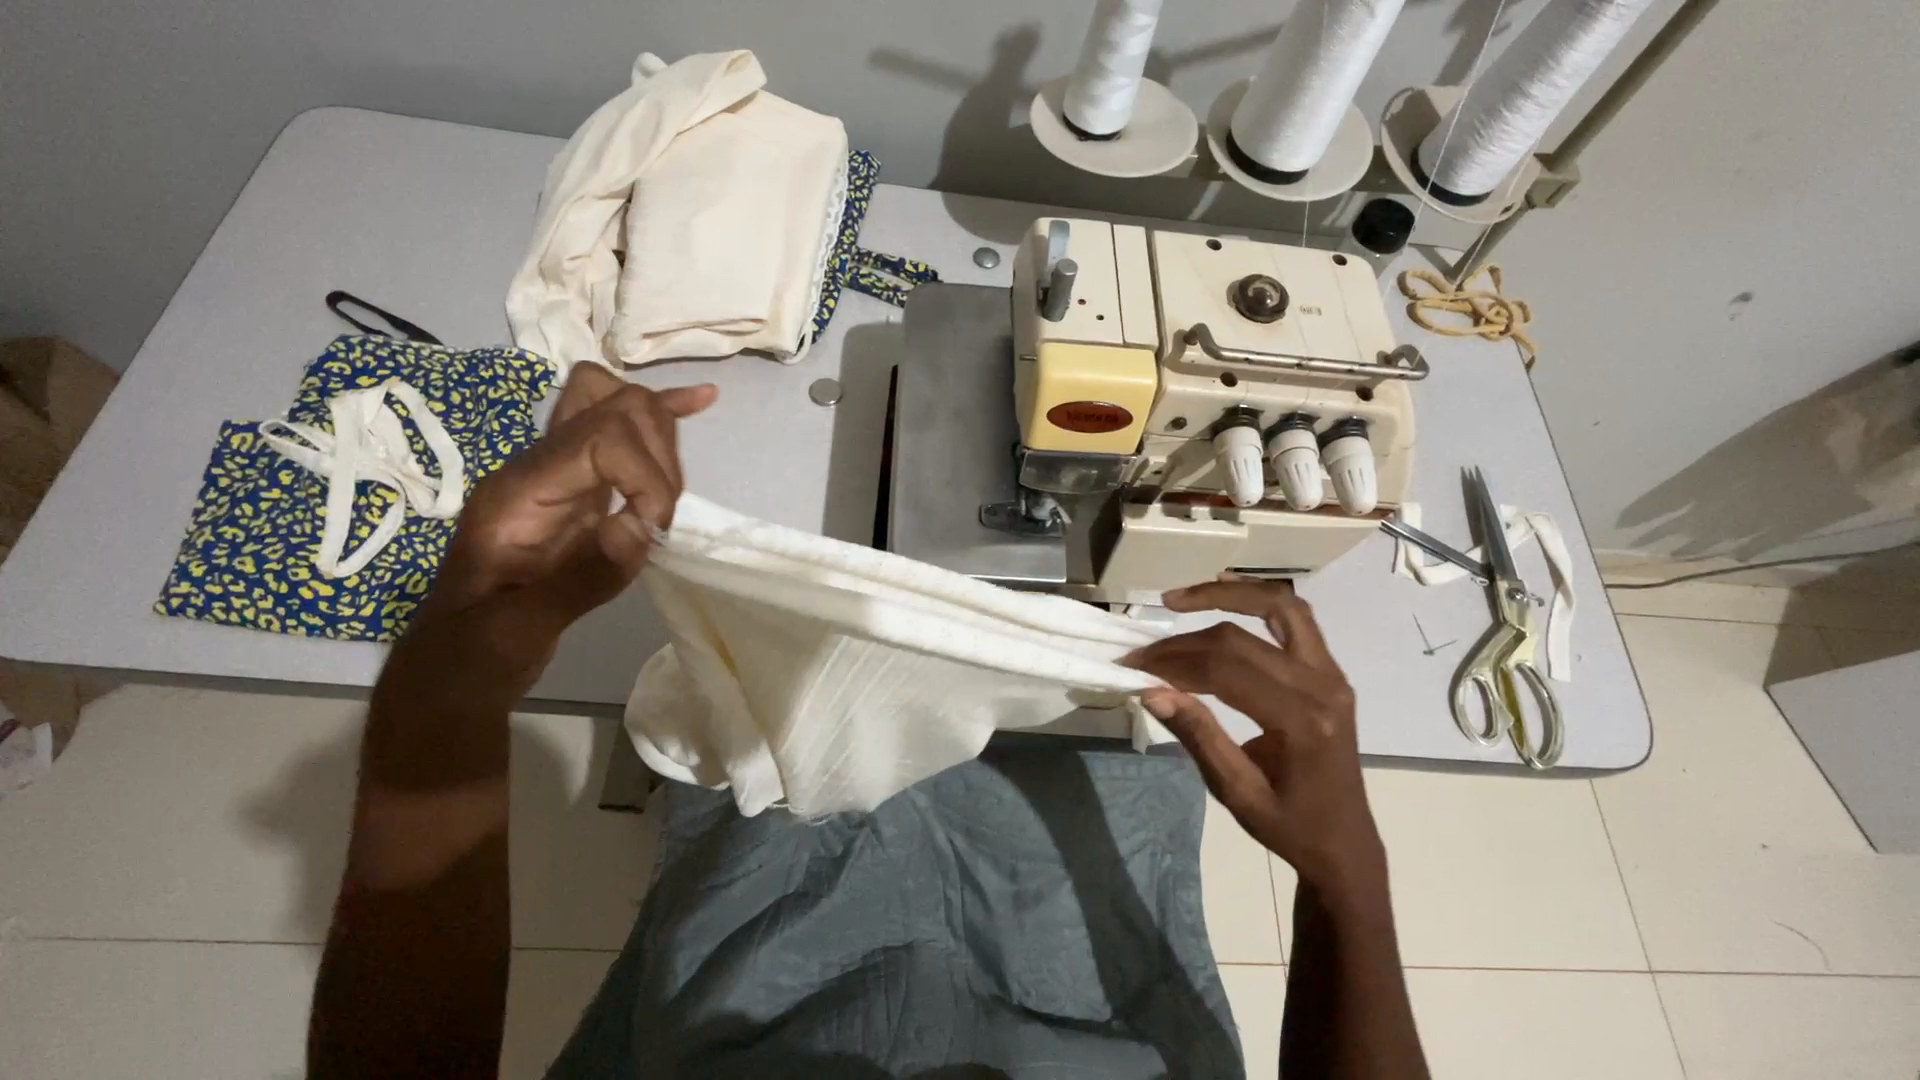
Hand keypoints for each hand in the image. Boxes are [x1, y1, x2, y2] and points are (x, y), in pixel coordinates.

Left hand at [389, 364, 716, 706]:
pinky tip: (700, 401)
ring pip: (622, 409)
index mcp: (519, 492)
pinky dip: (661, 418)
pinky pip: (620, 435)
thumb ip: (581, 578)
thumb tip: (642, 526)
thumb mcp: (519, 629)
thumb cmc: (476, 652)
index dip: (646, 475)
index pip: (601, 438)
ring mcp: (562, 474)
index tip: (652, 532)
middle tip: (658, 521)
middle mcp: (540, 467)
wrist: (454, 669)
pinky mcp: (582, 489)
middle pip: (615, 406)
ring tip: (669, 500)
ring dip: (663, 442)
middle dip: (657, 454)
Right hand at [1125, 578, 1382, 889]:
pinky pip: (1295, 618)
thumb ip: (1198, 735)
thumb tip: (1151, 692)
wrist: (1344, 842)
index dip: (1175, 662)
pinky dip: (1258, 599)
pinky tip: (1225, 589)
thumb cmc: (1289, 825)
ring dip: (1227, 595)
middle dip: (1185, 639)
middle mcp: (1323, 686)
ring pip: (1279, 607)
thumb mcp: (1236, 791)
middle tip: (1144, 651)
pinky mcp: (1330, 671)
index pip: (1226, 671)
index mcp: (1301, 721)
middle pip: (1243, 638)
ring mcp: (1332, 674)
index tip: (1135, 666)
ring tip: (1179, 599)